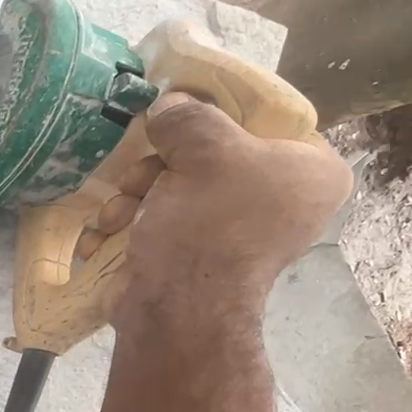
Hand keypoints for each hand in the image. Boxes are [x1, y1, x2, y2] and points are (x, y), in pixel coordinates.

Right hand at [79, 92, 351, 310]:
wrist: (175, 309)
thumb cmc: (208, 227)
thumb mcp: (206, 155)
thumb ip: (190, 120)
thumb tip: (169, 101)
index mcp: (308, 171)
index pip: (259, 127)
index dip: (209, 122)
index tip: (169, 125)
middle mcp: (276, 203)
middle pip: (204, 163)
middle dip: (153, 173)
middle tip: (135, 182)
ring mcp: (228, 237)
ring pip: (167, 197)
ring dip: (127, 205)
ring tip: (113, 220)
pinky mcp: (185, 263)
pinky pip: (151, 231)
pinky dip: (120, 234)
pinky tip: (102, 241)